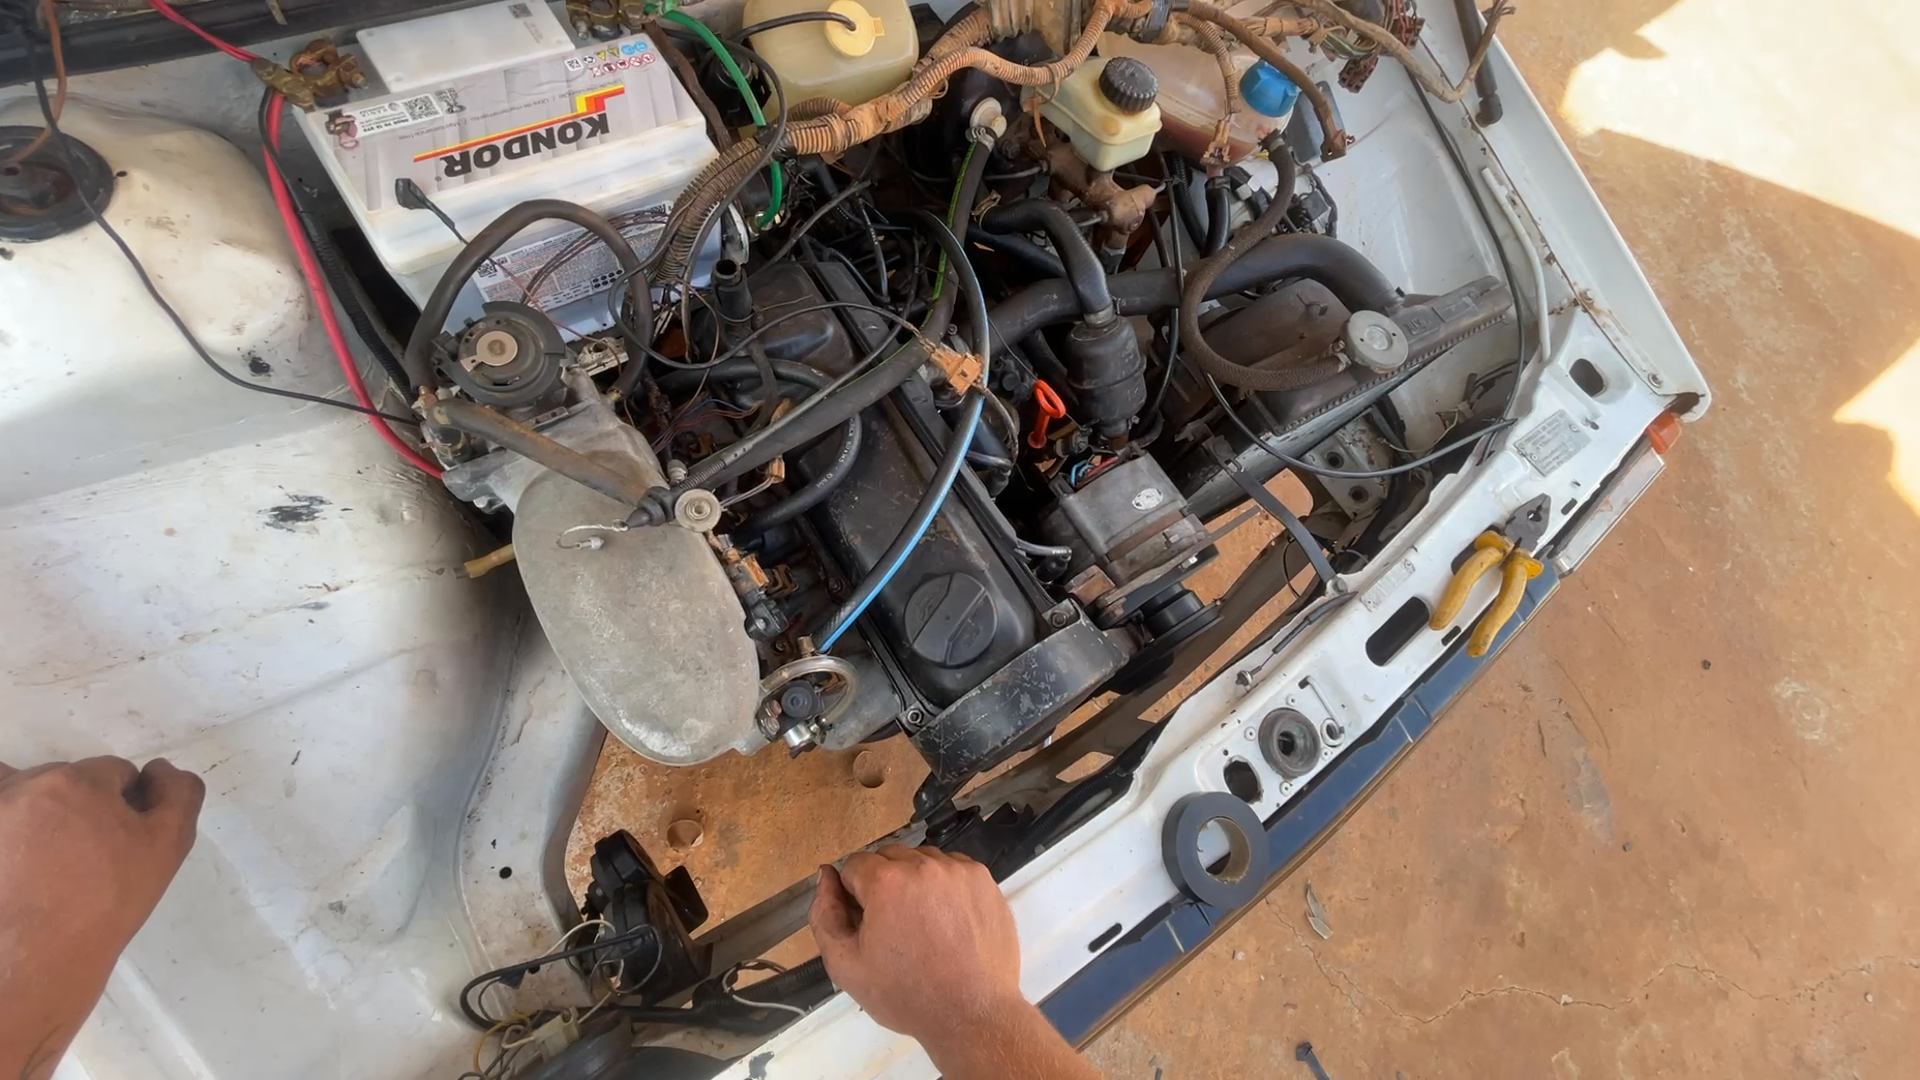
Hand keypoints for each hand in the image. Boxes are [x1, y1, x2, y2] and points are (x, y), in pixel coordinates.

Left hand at [0, 757, 204, 1079]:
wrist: (31, 961)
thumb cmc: (110, 896)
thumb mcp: (172, 840)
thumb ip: (180, 791)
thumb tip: (160, 772)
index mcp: (73, 782)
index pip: (115, 771)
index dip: (131, 801)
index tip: (128, 836)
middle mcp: (14, 791)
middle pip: (63, 780)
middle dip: (81, 804)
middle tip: (88, 850)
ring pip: (16, 794)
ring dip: (32, 809)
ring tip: (43, 855)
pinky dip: (9, 819)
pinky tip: (15, 848)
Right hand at [808, 847, 1100, 1079]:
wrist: (972, 1015)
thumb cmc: (906, 995)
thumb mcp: (847, 966)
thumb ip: (826, 915)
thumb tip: (825, 874)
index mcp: (886, 882)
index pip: (854, 865)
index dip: (854, 894)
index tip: (866, 923)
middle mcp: (923, 864)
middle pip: (888, 857)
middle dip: (883, 884)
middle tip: (893, 925)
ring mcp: (957, 868)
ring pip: (921, 859)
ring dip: (914, 881)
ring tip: (923, 924)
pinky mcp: (982, 877)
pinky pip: (952, 867)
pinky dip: (944, 884)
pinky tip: (947, 919)